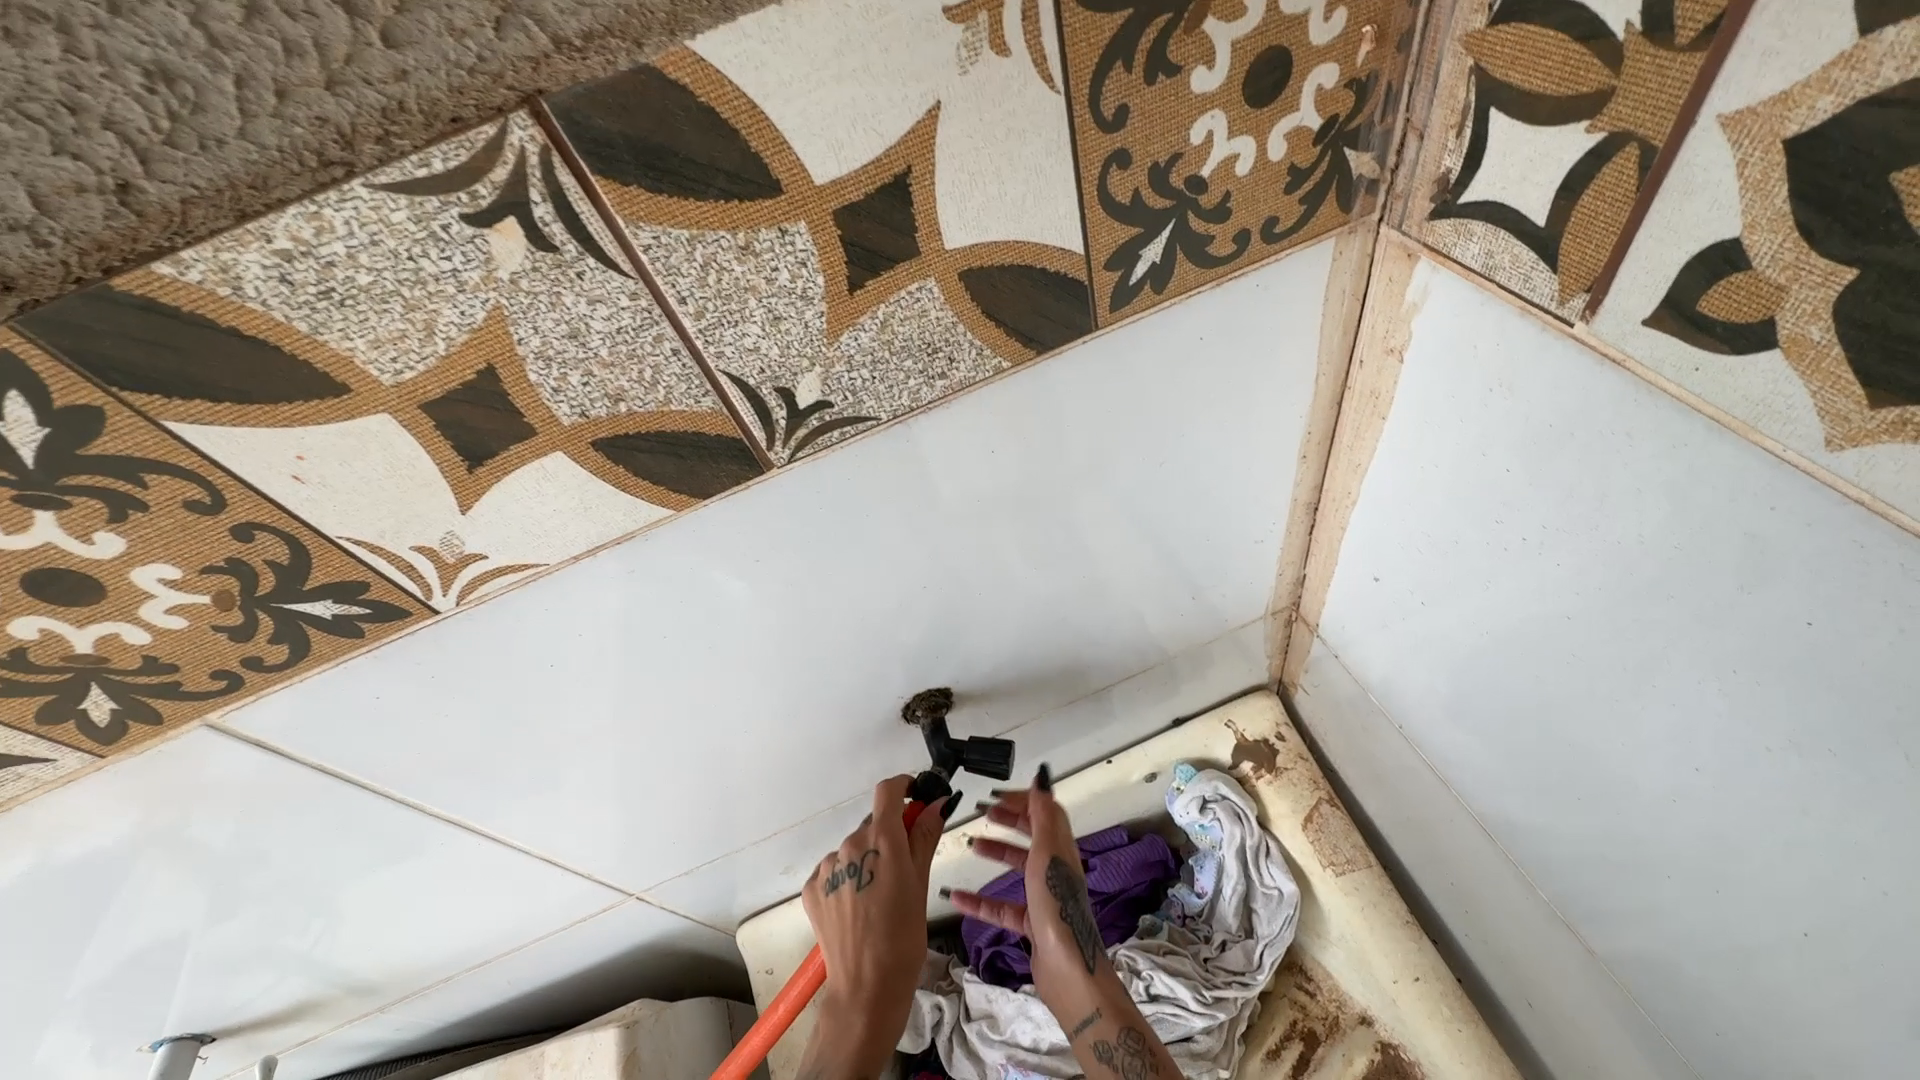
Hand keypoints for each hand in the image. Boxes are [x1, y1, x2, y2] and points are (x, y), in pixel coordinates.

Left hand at [798, 776, 951, 1079]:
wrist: (866, 987)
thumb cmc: (905, 936)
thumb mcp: (922, 883)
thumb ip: (925, 836)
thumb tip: (936, 802)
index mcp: (881, 839)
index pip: (888, 790)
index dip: (903, 787)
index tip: (914, 797)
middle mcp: (850, 844)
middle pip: (872, 824)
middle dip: (889, 836)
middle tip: (904, 870)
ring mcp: (827, 866)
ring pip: (853, 849)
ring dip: (866, 860)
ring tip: (879, 899)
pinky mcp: (812, 888)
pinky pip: (834, 871)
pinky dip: (847, 880)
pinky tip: (857, 909)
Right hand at [949, 765, 1180, 1079]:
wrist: (1068, 968)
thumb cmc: (1056, 905)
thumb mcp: (1047, 852)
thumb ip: (1043, 815)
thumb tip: (1043, 777)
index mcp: (1061, 849)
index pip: (1045, 813)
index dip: (1023, 800)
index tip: (995, 795)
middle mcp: (1055, 870)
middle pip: (1032, 836)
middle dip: (1009, 820)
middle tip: (982, 812)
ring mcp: (1044, 898)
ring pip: (1018, 868)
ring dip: (996, 853)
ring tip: (972, 845)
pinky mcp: (1032, 924)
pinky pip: (1003, 906)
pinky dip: (980, 901)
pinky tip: (957, 898)